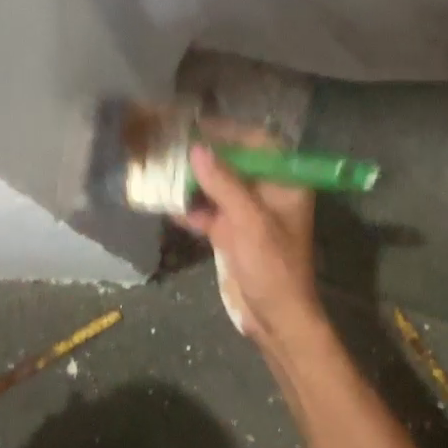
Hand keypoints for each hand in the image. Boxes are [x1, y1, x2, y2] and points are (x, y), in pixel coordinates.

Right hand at [180, 128, 323, 346]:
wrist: (274, 319)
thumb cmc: (272, 267)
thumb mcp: (249, 222)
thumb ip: (223, 184)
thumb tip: (197, 149)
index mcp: (285, 185)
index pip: (260, 144)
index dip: (232, 133)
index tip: (199, 128)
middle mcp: (267, 194)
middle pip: (235, 163)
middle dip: (205, 156)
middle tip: (171, 144)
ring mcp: (248, 214)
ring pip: (218, 187)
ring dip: (193, 181)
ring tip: (162, 169)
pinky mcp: (231, 234)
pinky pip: (208, 212)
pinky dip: (189, 209)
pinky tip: (165, 204)